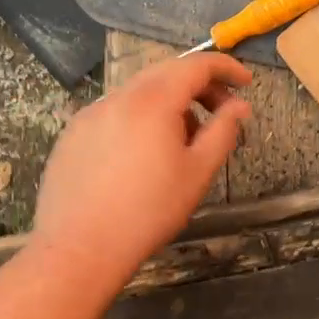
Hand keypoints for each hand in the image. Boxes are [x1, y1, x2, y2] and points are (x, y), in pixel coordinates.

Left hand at [29, 52, 253, 288]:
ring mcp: (91, 113)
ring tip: (183, 139)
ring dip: (171, 101)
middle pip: (168, 71)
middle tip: (222, 109)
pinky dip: (141, 115)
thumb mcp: (198, 172)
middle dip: (200, 84)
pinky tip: (143, 153)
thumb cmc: (147, 212)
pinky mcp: (73, 133)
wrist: (77, 252)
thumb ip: (224, 130)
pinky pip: (116, 110)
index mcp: (153, 101)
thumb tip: (239, 106)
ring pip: (141, 90)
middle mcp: (119, 96)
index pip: (197, 65)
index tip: (246, 82)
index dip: (226, 68)